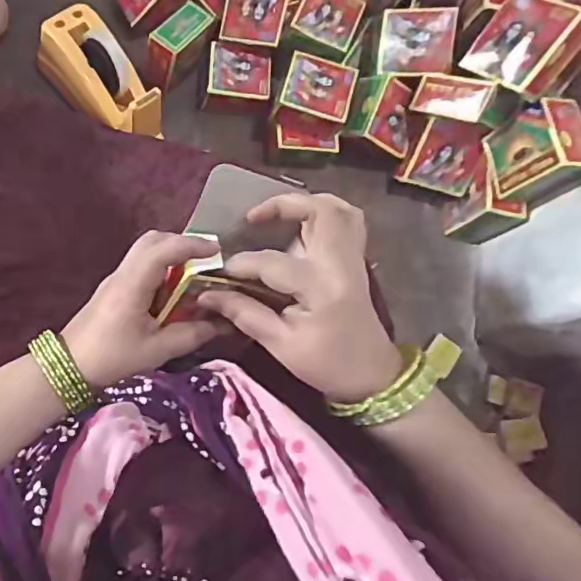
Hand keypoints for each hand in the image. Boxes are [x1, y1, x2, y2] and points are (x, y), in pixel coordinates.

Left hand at [62, 232, 225, 387]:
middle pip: (152, 241)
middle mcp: (122, 274)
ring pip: (145, 251)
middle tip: (207, 259)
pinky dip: (160, 268)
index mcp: (132, 285)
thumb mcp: (157, 350)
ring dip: (171, 255)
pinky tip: (173, 290)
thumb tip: (221, 323)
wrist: (69, 366)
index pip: (163, 249)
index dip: (191, 245)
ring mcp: (114, 279)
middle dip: (182, 244)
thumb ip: (191, 334)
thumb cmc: (112, 358)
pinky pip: (140, 266)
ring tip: (194, 275)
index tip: (217, 252)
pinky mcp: (112, 289)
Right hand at [194, 193, 402, 402]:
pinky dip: (323, 214)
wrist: (372, 376)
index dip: (240, 265)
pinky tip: (300, 225)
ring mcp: (353, 259)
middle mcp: (340, 264)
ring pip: (338, 209)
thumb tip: (208, 295)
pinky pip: (347, 222)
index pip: (272, 262)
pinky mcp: (356, 262)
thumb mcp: (280, 345)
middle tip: (252, 218)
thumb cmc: (326, 364)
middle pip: (319, 211)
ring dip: (305, 203)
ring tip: (276, 215)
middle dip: (282, 205)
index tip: (218, 274)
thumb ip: (244, 314)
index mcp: (320, 287)